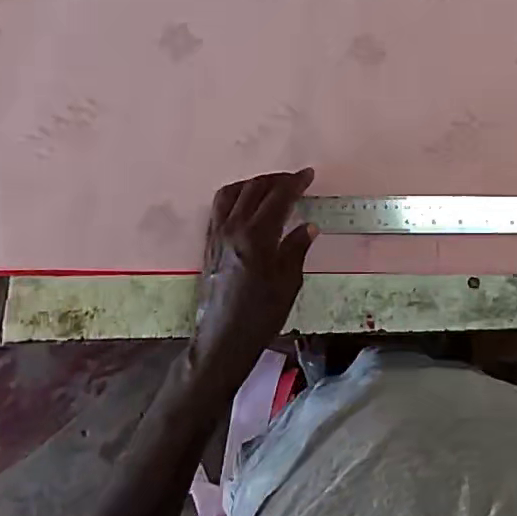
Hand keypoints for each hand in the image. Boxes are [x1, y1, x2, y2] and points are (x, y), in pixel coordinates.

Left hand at [187, 169, 317, 390]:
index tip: (308, 175)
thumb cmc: (261, 315)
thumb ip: (297, 249)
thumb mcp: (288, 283)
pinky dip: (236, 197)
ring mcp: (217, 234)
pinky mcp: (208, 243)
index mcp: (257, 236)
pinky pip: (219, 207)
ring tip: (270, 188)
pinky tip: (247, 205)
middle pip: (254, 188)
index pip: (278, 197)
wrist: (223, 339)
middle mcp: (233, 228)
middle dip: (276, 179)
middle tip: (294, 181)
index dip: (295, 183)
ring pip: (232, 193)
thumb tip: (308, 226)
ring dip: (253, 184)